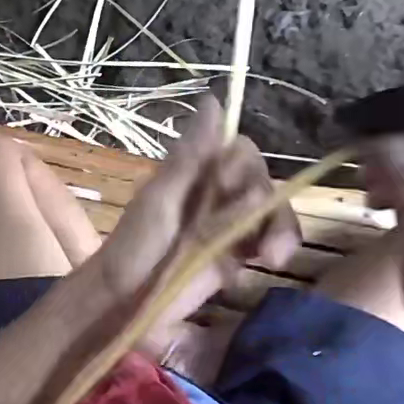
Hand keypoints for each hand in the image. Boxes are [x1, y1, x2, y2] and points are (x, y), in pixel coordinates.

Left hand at [82, 96, 298, 327]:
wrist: (123, 302)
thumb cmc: (134, 246)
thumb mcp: (160, 199)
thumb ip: (190, 157)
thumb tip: (213, 101)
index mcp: (197, 170)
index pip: (240, 152)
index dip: (245, 168)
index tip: (230, 188)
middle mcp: (217, 191)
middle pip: (262, 182)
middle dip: (270, 207)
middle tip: (264, 238)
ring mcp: (228, 221)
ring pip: (271, 211)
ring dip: (280, 229)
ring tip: (273, 257)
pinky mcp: (236, 252)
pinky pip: (268, 240)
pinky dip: (276, 246)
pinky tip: (271, 261)